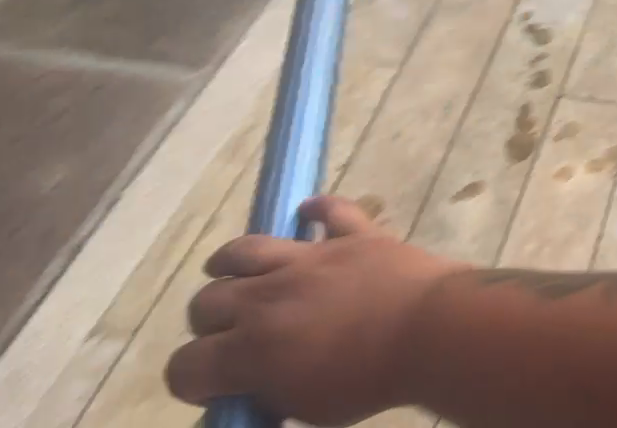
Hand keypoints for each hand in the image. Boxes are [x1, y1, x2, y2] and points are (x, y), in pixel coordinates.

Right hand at [165, 196, 468, 425]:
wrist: (431, 331)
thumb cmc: (371, 379)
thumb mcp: (307, 408)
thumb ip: (270, 394)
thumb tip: (254, 389)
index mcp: (249, 350)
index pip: (184, 366)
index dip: (193, 379)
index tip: (215, 384)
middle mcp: (268, 297)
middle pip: (207, 302)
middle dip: (212, 322)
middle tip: (235, 330)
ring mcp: (312, 258)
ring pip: (246, 248)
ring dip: (233, 262)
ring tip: (237, 270)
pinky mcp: (355, 234)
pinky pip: (332, 210)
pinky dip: (320, 209)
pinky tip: (311, 213)